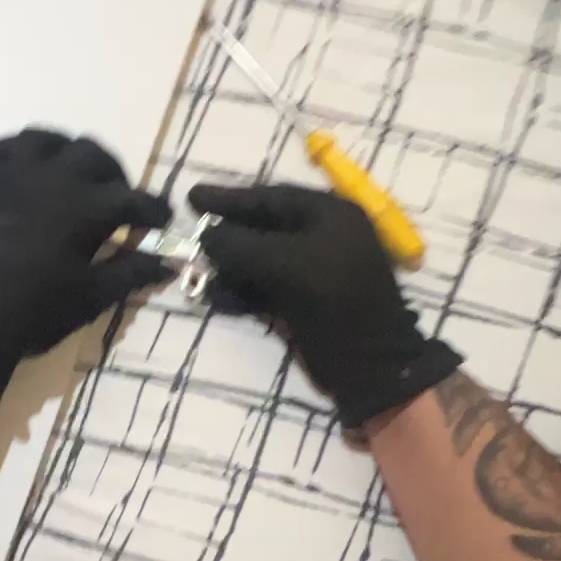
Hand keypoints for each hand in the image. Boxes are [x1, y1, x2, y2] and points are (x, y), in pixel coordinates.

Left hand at [0, 129, 175, 411]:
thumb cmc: (39, 312)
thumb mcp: (94, 296)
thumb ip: (133, 273)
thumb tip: (168, 264)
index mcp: (84, 208)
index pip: (131, 199)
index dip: (153, 210)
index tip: (163, 222)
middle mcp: (52, 181)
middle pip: (92, 154)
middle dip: (114, 174)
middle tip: (120, 200)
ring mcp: (14, 179)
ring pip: (46, 140)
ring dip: (67, 152)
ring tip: (76, 175)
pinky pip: (0, 151)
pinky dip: (17, 154)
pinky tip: (29, 172)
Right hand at [190, 183, 460, 427]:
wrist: (369, 363)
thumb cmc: (338, 301)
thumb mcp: (288, 265)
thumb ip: (243, 247)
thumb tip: (206, 236)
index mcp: (330, 215)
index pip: (271, 196)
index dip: (230, 197)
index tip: (192, 197)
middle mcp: (322, 237)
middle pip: (263, 227)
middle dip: (227, 235)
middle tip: (191, 236)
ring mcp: (312, 272)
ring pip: (259, 260)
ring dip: (228, 268)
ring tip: (198, 273)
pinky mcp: (302, 302)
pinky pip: (263, 288)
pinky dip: (239, 292)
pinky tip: (216, 298)